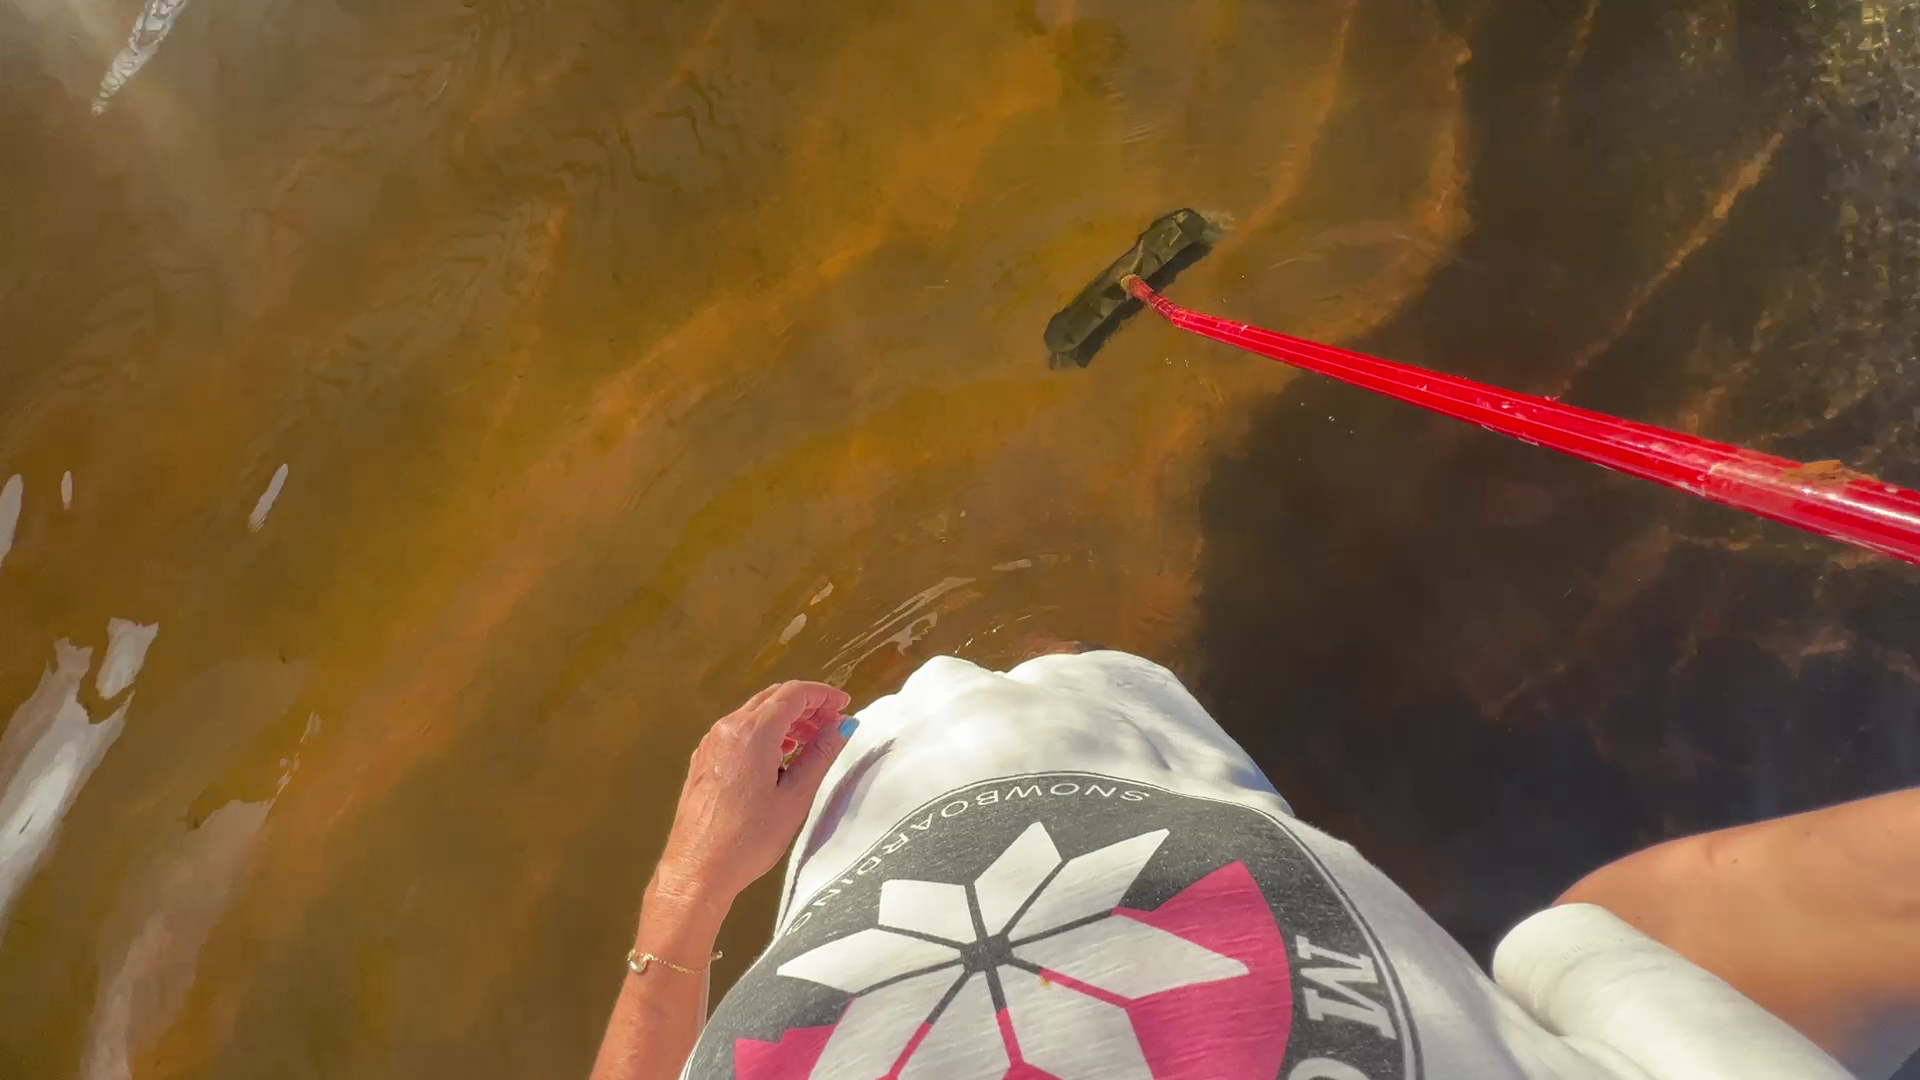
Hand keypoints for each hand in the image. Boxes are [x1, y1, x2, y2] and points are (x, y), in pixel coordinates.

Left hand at [654, 681, 853, 905]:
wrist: (696, 872)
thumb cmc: (750, 838)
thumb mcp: (795, 797)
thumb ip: (821, 754)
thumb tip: (843, 725)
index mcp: (752, 732)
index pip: (794, 693)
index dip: (823, 694)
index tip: (844, 705)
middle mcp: (728, 727)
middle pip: (774, 698)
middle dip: (807, 705)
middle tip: (833, 723)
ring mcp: (712, 742)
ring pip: (756, 712)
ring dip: (787, 718)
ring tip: (811, 740)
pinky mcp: (703, 758)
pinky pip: (740, 730)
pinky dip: (766, 731)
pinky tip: (780, 756)